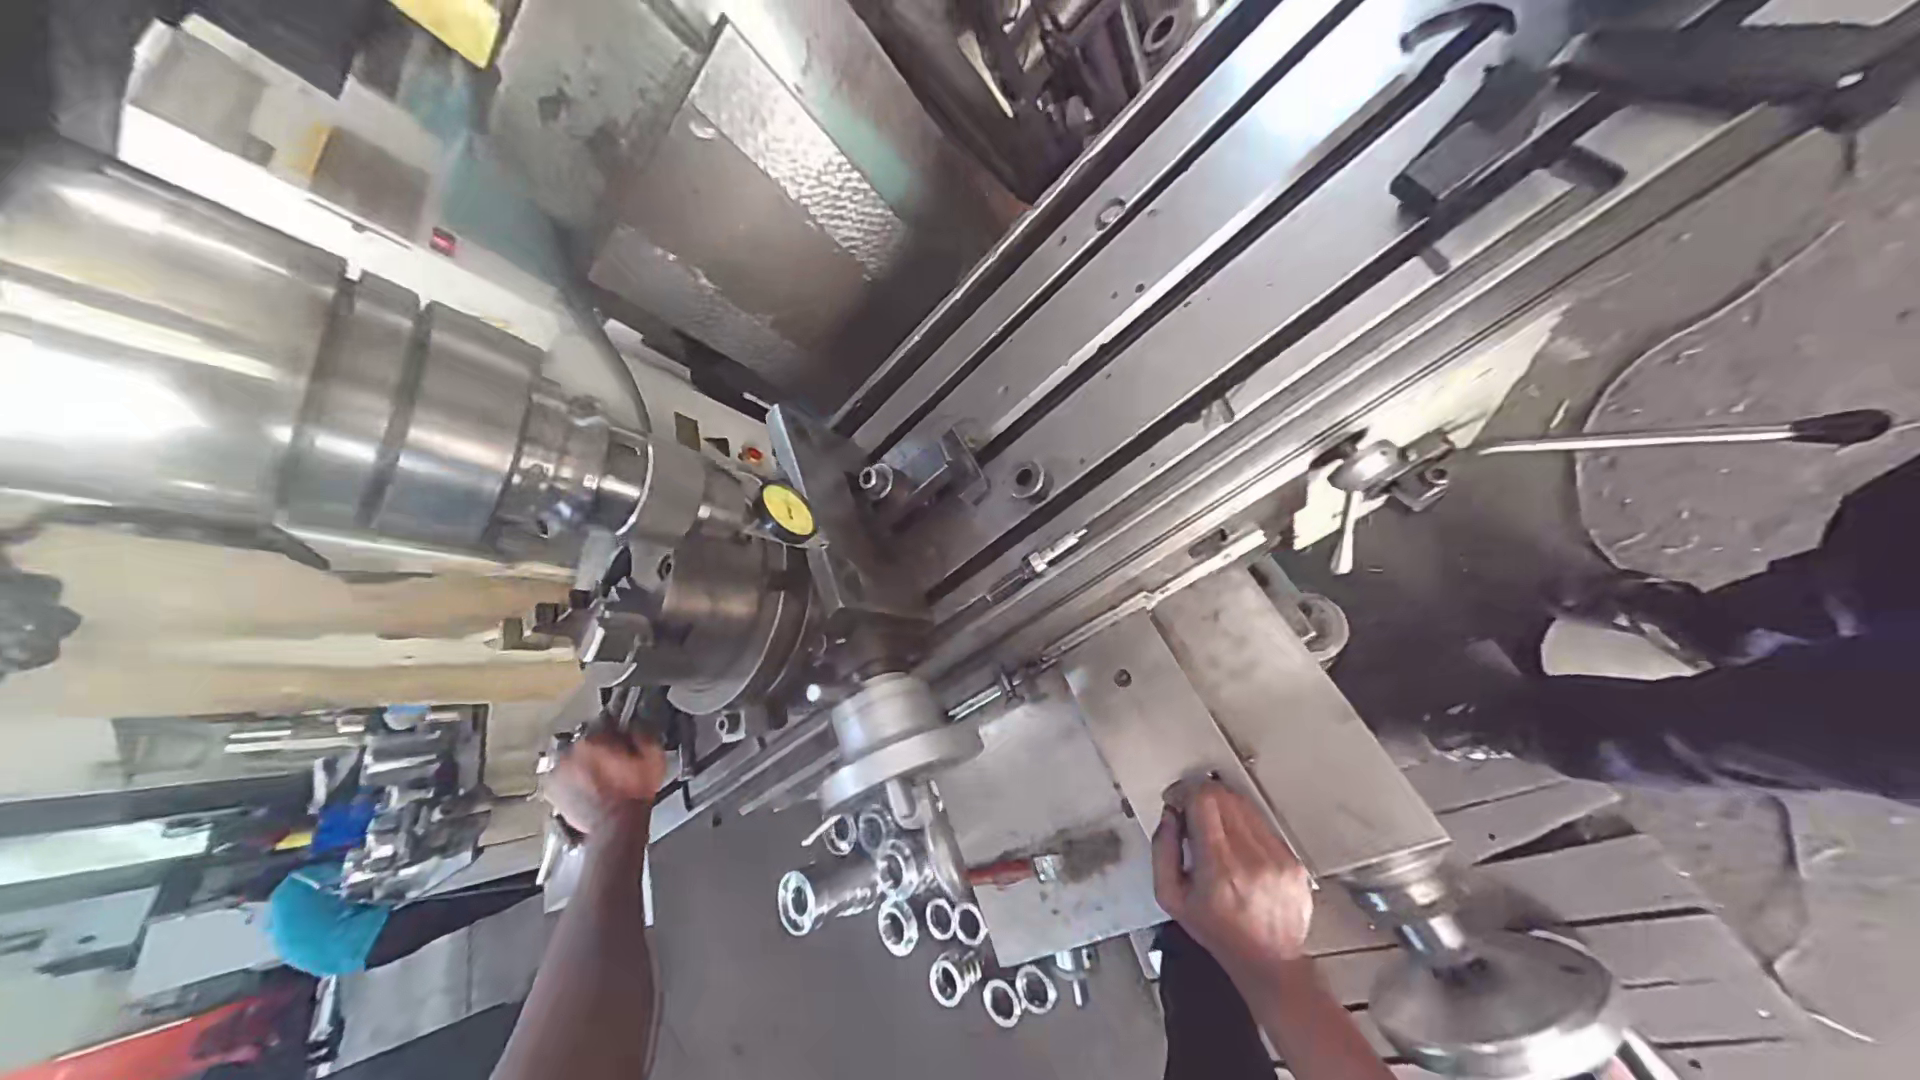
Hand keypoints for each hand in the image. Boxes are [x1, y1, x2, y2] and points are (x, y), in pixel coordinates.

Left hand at [542, 732, 668, 834]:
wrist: (615, 826)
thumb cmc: (634, 792)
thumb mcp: (652, 757)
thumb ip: (643, 734)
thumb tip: (635, 724)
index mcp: (593, 739)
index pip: (603, 722)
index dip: (616, 730)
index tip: (623, 739)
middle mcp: (569, 753)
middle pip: (585, 740)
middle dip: (597, 747)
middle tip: (611, 759)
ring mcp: (556, 773)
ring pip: (571, 758)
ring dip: (581, 761)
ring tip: (598, 773)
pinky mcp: (551, 791)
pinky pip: (561, 776)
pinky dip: (570, 778)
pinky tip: (585, 784)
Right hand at [1152, 780, 1313, 976]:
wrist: (1269, 963)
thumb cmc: (1217, 931)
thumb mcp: (1170, 897)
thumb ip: (1162, 849)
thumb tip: (1170, 815)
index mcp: (1219, 868)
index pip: (1204, 801)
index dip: (1184, 792)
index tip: (1176, 801)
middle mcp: (1252, 859)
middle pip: (1224, 795)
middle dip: (1201, 796)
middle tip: (1191, 812)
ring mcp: (1278, 859)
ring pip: (1244, 804)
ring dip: (1223, 807)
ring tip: (1214, 830)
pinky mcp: (1294, 861)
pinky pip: (1263, 823)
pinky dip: (1244, 825)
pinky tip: (1237, 845)